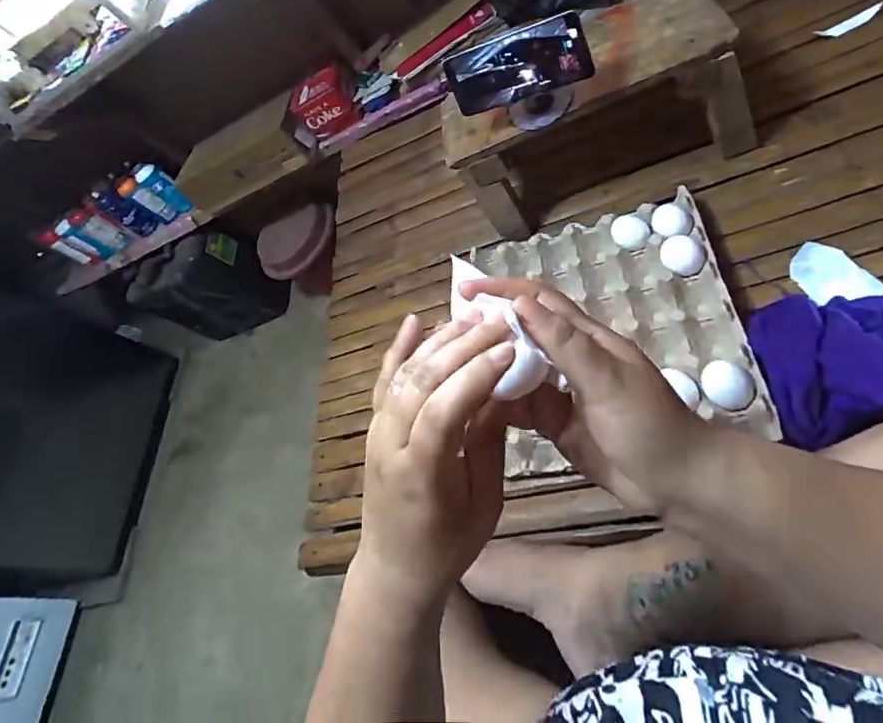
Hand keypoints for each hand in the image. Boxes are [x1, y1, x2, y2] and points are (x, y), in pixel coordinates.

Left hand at [356, 314, 517, 604]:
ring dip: (438, 341)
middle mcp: (390, 442)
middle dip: (463, 346)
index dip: (476, 374)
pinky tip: (415, 321)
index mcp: (420, 470)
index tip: (509, 348)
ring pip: (404, 373)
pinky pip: (385, 380)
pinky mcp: (373, 424)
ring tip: (470, 316)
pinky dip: (399, 348)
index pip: (444, 409)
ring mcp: (376, 430)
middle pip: (422, 381)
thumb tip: (502, 390)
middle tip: (497, 322)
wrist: (394, 566)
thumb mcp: (484, 504)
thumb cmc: (448, 544)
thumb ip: (488, 444)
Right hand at [460, 278, 705, 511]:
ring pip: (518, 368)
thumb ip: (565, 344)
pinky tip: (474, 404)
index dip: (504, 289)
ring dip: (491, 362)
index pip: (540, 302)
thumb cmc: (649, 425)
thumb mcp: (607, 381)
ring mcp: (562, 392)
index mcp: (586, 339)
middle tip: (449, 330)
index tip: (467, 289)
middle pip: (523, 331)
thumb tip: (520, 303)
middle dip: (489, 324)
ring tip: (454, 365)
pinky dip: (499, 400)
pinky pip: (521, 404)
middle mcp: (570, 359)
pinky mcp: (557, 422)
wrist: (680, 485)